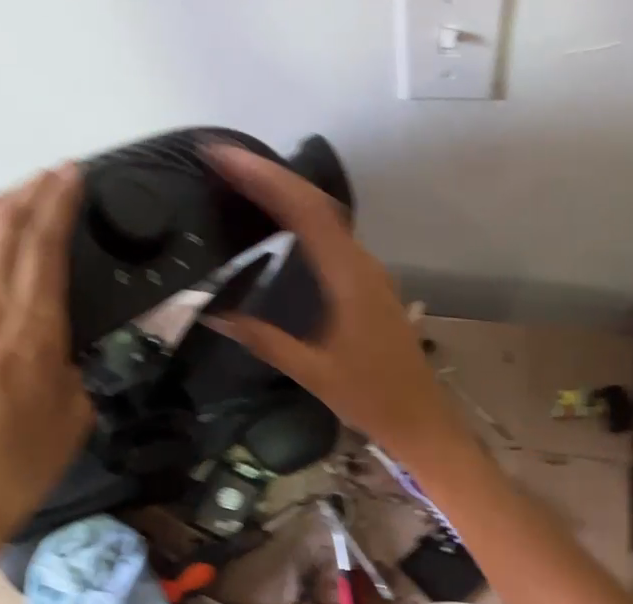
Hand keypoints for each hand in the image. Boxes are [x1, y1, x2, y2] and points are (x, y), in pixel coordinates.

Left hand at [0, 166, 92, 545]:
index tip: (73, 178)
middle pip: (6, 231)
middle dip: (32, 196)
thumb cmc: (24, 464)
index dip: (59, 203)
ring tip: (14, 195)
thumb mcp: (75, 413)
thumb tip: (59, 335)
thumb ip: (71, 361)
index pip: (44, 245)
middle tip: (53, 178)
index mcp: (30, 331)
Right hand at [201, 144, 469, 464]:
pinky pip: (331, 238)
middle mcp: (362, 263)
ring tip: (242, 183)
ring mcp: (368, 272)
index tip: (222, 156)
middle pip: (315, 203)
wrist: (419, 418)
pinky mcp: (368, 286)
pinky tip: (278, 228)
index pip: (303, 211)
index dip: (263, 178)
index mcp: (349, 277)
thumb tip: (213, 315)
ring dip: (286, 194)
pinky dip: (300, 220)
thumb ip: (264, 340)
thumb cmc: (370, 398)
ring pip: (326, 217)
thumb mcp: (312, 372)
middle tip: (222, 161)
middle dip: (269, 176)